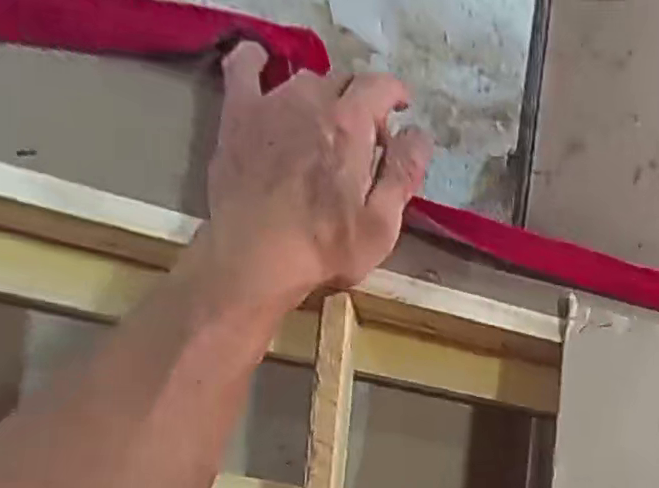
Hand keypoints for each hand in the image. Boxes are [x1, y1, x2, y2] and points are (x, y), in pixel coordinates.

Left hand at [191, 41, 433, 314]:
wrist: (255, 254)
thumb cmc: (324, 247)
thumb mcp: (381, 225)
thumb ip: (403, 176)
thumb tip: (420, 136)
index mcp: (350, 127)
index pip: (380, 87)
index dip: (395, 94)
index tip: (402, 109)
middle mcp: (312, 101)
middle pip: (344, 83)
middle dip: (361, 104)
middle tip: (366, 141)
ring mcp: (271, 103)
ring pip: (305, 80)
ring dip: (323, 96)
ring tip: (325, 126)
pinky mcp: (238, 115)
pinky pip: (246, 66)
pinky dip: (259, 61)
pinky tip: (265, 69)